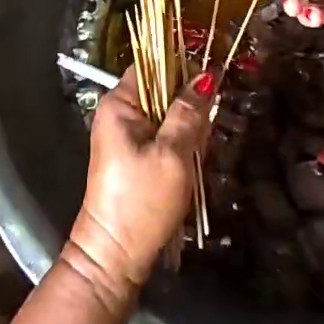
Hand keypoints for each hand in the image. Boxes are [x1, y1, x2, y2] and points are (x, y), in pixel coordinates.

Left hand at [62, 67, 208, 310]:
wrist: (113, 260)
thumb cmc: (141, 202)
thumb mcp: (172, 153)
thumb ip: (189, 111)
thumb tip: (208, 73)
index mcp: (120, 103)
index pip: (154, 63)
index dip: (183, 67)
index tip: (209, 82)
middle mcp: (120, 112)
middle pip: (165, 87)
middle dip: (189, 106)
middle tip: (200, 133)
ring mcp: (128, 134)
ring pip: (170, 112)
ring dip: (189, 129)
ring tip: (195, 155)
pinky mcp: (137, 155)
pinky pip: (166, 134)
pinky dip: (182, 144)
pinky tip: (190, 163)